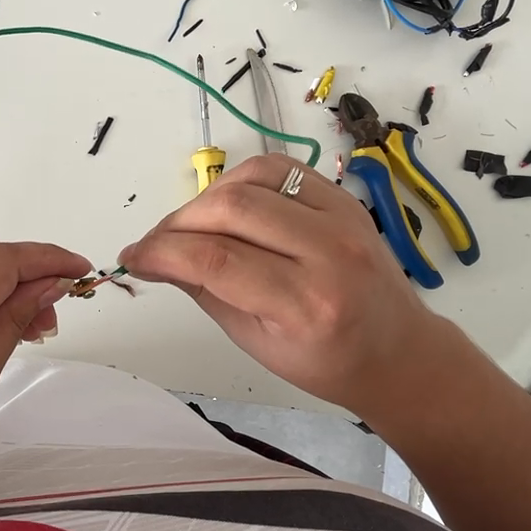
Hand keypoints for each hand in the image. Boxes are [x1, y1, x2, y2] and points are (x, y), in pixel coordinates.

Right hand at [118, 154, 456, 415]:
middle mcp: (330, 253)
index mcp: (307, 305)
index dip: (162, 252)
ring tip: (191, 227)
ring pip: (251, 178)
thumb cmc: (323, 361)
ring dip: (205, 198)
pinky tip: (225, 207)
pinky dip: (238, 182)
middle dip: (177, 223)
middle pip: (231, 209)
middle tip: (158, 245)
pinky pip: (277, 169)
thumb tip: (152, 256)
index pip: (216, 260)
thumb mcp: (253, 340)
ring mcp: (342, 217)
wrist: (398, 351)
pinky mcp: (342, 197)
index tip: (133, 257)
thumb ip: (203, 289)